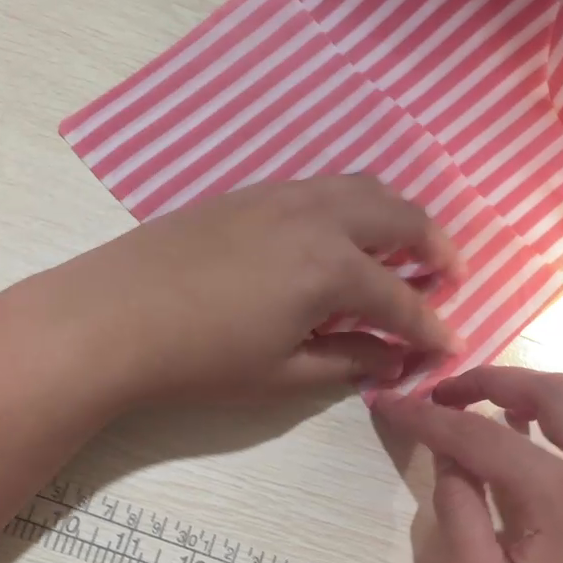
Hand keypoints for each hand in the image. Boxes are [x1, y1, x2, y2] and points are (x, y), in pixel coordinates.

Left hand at [17, 175, 462, 400]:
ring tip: (402, 246)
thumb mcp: (281, 376)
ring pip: (361, 187)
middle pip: (400, 219)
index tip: (450, 346)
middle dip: (436, 247)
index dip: (431, 328)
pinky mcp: (249, 193)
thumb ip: (346, 361)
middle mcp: (319, 218)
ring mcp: (281, 195)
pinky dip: (351, 205)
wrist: (112, 317)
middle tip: (448, 275)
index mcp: (333, 269)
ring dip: (395, 215)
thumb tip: (391, 359)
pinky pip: (321, 186)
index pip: (402, 302)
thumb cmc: (200, 360)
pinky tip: (338, 235)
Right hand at [375, 367, 562, 562]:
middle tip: (445, 395)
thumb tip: (449, 456)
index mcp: (561, 499)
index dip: (428, 417)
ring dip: (552, 390)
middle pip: (551, 394)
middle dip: (490, 380)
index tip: (389, 405)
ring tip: (506, 402)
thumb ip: (458, 512)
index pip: (481, 435)